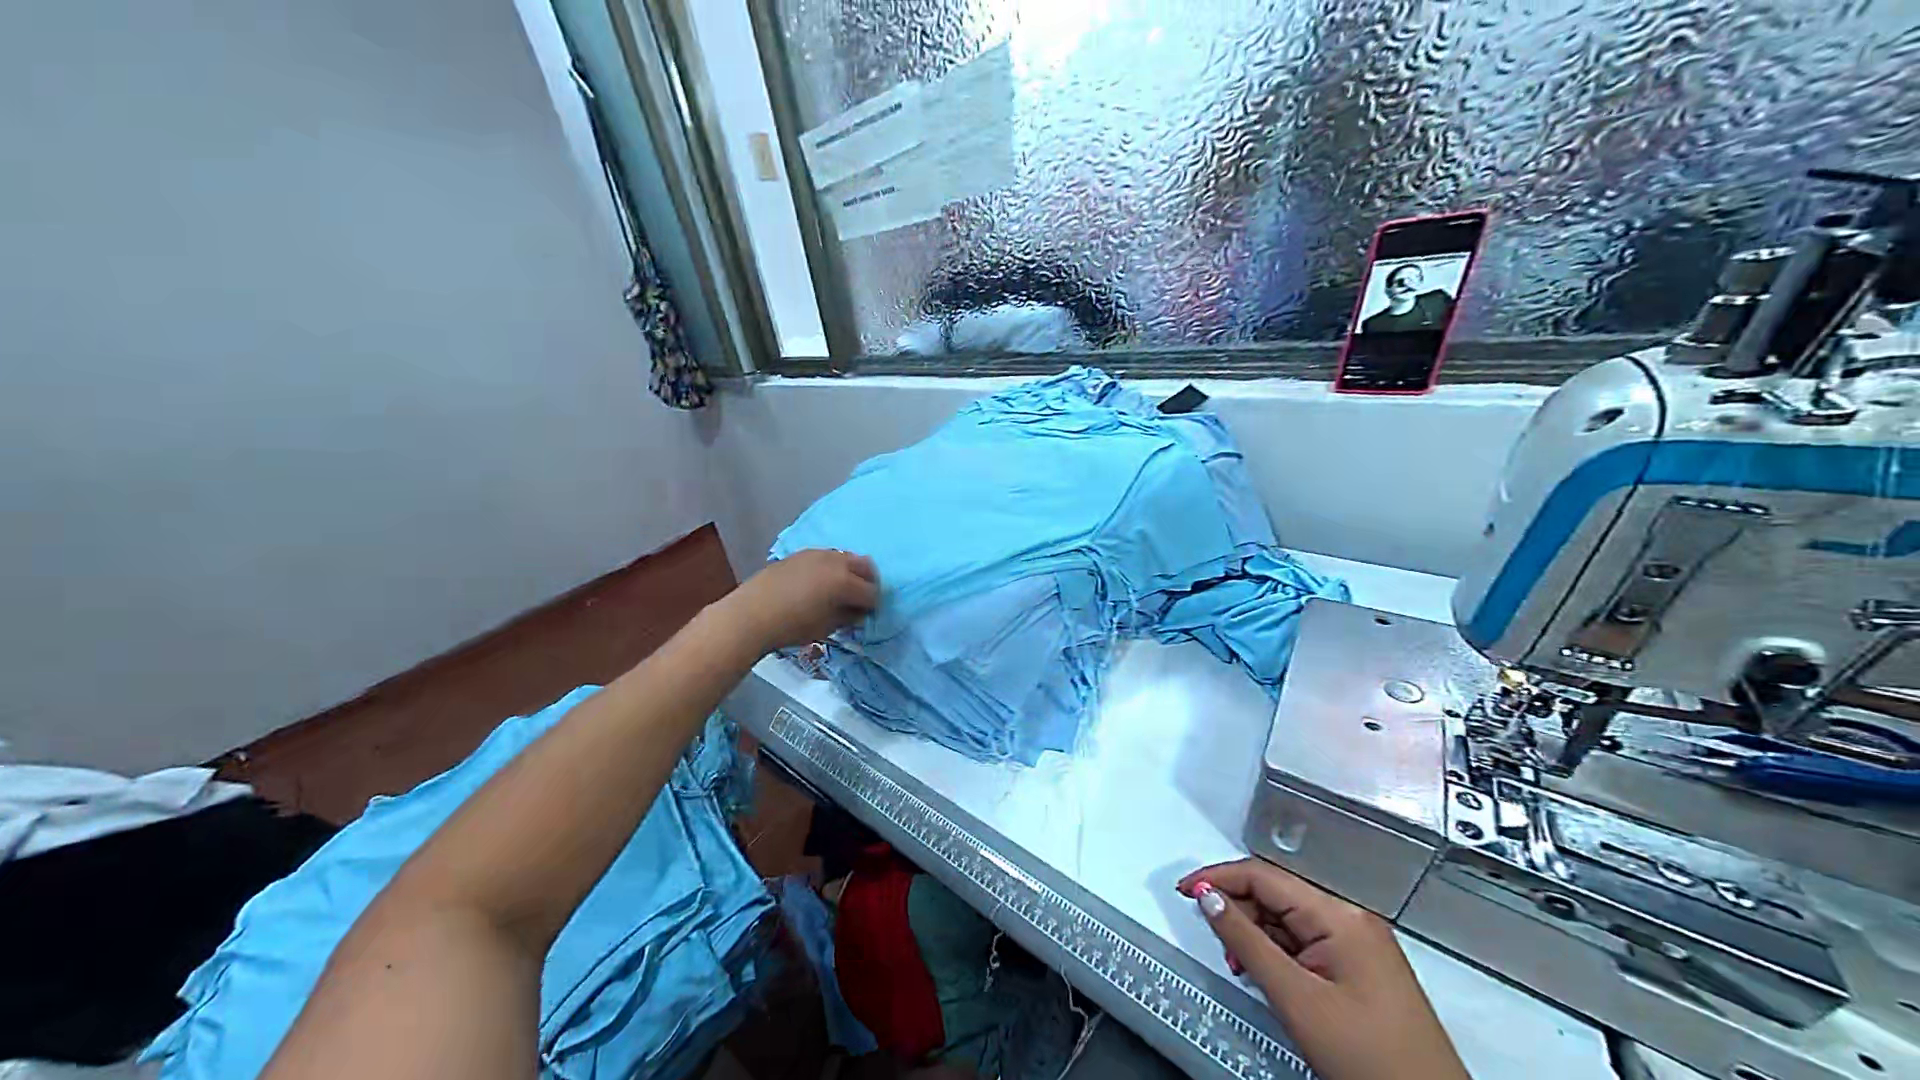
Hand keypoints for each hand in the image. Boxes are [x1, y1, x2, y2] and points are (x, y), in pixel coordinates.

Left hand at [713, 549, 879, 654]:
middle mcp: (835, 561)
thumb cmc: (791, 626)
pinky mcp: (800, 554)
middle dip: (867, 582)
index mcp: (845, 581)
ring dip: (849, 572)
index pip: (871, 591)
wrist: (750, 614)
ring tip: (839, 591)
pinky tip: (819, 584)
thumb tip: (858, 611)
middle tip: (860, 599)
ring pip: (845, 557)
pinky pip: (825, 558)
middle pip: (864, 565)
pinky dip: (831, 568)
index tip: (867, 615)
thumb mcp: (826, 627)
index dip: (872, 605)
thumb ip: (848, 617)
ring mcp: (816, 554)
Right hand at [1179, 859, 1469, 1079]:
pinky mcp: (1360, 966)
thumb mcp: (1294, 997)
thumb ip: (1245, 940)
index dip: (1218, 878)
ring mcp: (1359, 942)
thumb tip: (1208, 897)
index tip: (1184, 890)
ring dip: (1255, 935)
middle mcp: (1351, 919)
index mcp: (1340, 916)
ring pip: (1288, 919)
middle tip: (1212, 937)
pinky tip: (1265, 974)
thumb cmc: (1370, 1061)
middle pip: (1276, 894)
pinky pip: (1305, 941)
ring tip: (1239, 965)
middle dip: (1238, 910)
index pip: (1264, 875)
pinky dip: (1277, 953)